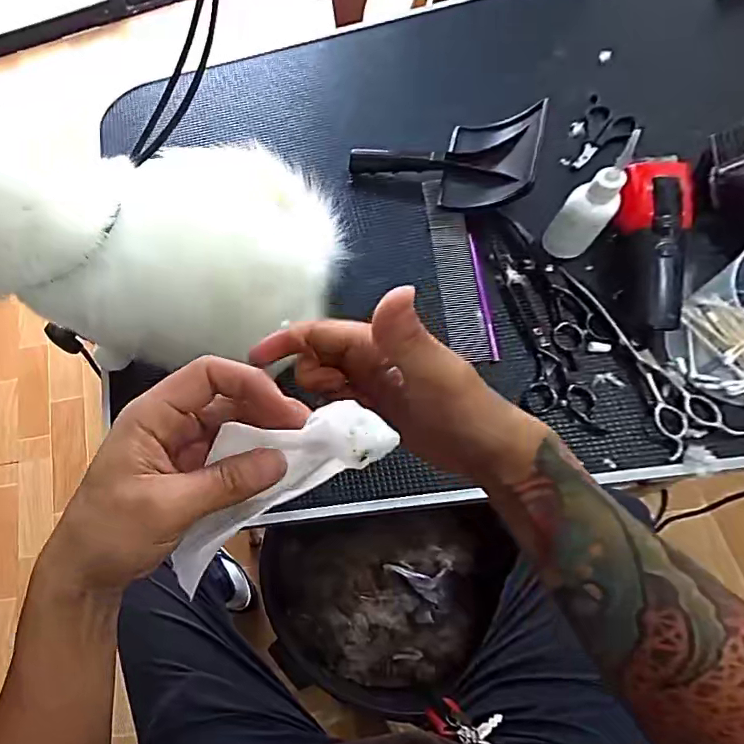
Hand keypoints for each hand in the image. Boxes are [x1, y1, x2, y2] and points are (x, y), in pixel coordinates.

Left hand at [41, 357, 309, 593]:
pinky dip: (253, 463)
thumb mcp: (168, 506)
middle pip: (226, 399)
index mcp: (152, 416)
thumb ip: (226, 482)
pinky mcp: (191, 473)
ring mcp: (181, 449)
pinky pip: (229, 458)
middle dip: (265, 411)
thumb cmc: (108, 533)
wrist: (85, 572)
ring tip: (296, 452)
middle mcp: (169, 424)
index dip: (250, 384)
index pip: (207, 376)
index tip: (284, 411)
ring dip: (263, 438)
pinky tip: (274, 473)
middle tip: (302, 433)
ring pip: (231, 429)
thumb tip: (279, 461)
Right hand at [250, 286, 546, 485]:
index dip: (289, 340)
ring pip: (327, 379)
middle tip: (314, 403)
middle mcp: (375, 358)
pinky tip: (328, 425)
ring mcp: (376, 384)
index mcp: (383, 342)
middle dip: (302, 372)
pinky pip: (340, 401)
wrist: (486, 451)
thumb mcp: (435, 373)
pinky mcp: (378, 408)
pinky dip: (327, 408)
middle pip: (320, 355)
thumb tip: (394, 291)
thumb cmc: (464, 412)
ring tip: (320, 418)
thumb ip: (408, 337)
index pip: (325, 332)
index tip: (257, 358)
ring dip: (314, 393)